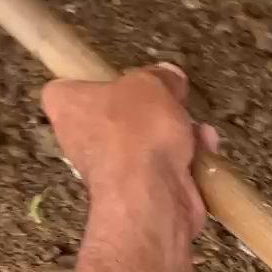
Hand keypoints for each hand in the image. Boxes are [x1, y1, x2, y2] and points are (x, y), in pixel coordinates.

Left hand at [41, 63, 218, 239]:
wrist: (152, 196)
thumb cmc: (136, 133)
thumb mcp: (150, 85)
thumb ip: (161, 77)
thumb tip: (170, 75)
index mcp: (66, 103)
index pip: (84, 85)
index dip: (117, 84)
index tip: (144, 86)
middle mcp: (83, 137)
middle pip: (127, 116)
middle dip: (161, 114)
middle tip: (179, 107)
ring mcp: (115, 169)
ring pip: (153, 143)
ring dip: (181, 136)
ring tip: (202, 133)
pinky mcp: (144, 192)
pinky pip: (168, 168)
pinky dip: (188, 161)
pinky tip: (205, 153)